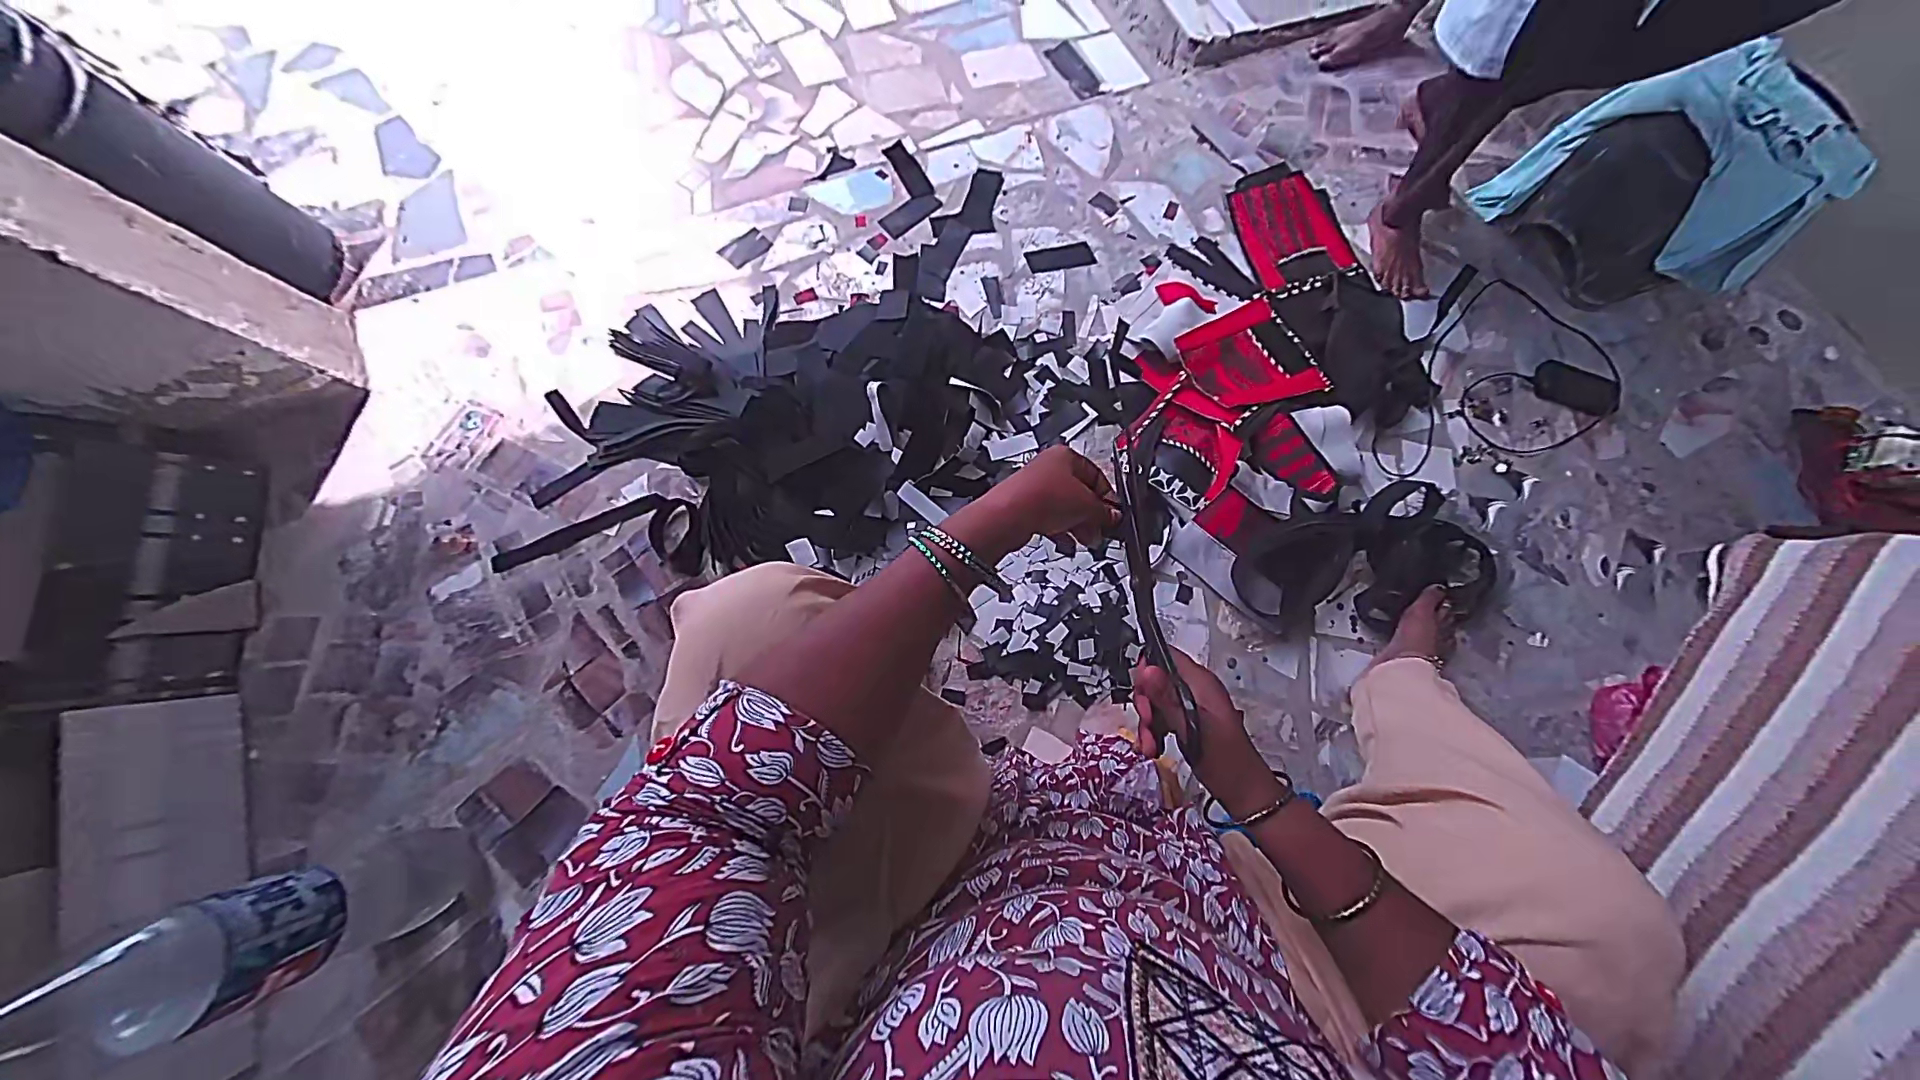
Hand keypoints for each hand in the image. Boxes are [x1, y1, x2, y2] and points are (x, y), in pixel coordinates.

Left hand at [945, 445, 1119, 558]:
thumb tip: (1113, 516)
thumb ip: (1104, 512)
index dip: (1108, 497)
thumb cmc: (1040, 498)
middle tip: (1100, 528)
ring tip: (1086, 538)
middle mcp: (1047, 468)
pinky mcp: (1024, 508)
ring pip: (1063, 507)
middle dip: (1091, 514)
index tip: (1114, 514)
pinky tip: (1066, 541)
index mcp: (1065, 455)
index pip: (1096, 475)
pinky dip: (1059, 530)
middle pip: (1079, 492)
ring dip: (1077, 524)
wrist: (1008, 516)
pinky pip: (1048, 519)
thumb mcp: (1087, 505)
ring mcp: (1034, 488)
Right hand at [1133, 650, 1288, 817]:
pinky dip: (1155, 729)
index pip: (1166, 656)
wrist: (1244, 793)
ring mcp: (1192, 705)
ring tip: (1150, 743)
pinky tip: (1154, 745)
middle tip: (1148, 724)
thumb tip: (1148, 669)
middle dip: (1145, 702)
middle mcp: (1196, 690)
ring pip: (1156, 700)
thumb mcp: (1190, 729)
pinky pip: (1163, 715)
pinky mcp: (1188, 719)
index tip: (1142, 695)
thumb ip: (1167, 698)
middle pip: (1156, 680)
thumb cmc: (1227, 763)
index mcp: (1201, 684)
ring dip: (1148, 721)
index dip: (1146, 670)